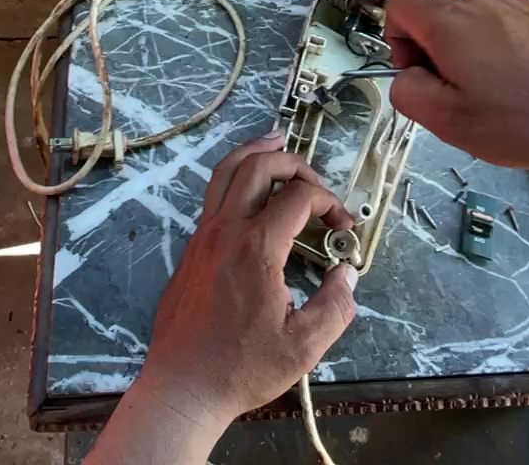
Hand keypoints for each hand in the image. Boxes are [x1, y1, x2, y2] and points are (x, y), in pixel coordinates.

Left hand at [123, 134, 359, 434]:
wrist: (181, 386)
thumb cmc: (241, 368)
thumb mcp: (303, 348)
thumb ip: (335, 307)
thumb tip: (347, 274)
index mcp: (256, 247)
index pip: (299, 196)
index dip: (330, 202)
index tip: (344, 227)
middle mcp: (227, 228)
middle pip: (259, 165)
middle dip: (294, 162)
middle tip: (317, 180)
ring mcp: (204, 233)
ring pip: (227, 170)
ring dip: (256, 151)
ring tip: (277, 142)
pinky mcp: (193, 244)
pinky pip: (215, 192)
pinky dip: (237, 174)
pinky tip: (251, 188)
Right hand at [383, 0, 528, 172]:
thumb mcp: (452, 123)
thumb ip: (408, 94)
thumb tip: (406, 75)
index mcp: (449, 23)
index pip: (398, 5)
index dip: (397, 40)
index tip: (423, 75)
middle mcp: (481, 2)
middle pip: (439, 17)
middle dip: (440, 53)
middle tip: (469, 99)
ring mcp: (521, 3)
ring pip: (478, 23)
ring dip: (478, 53)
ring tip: (510, 97)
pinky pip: (514, 26)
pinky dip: (513, 50)